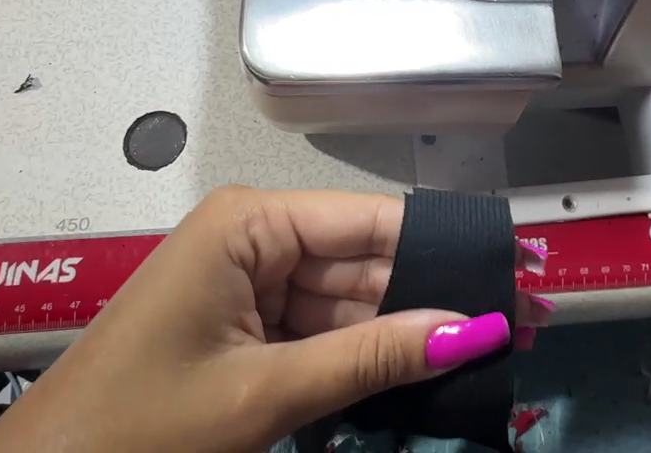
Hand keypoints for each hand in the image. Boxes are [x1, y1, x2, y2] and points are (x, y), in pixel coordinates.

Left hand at [0, 186, 539, 452]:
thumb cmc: (137, 430)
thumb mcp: (264, 393)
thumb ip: (371, 357)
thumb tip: (469, 330)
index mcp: (252, 222)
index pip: (370, 220)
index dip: (444, 245)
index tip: (510, 265)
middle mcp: (256, 235)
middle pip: (366, 260)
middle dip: (434, 295)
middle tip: (514, 318)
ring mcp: (251, 281)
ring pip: (349, 300)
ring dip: (407, 329)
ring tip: (485, 346)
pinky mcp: (246, 323)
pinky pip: (321, 330)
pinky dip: (365, 355)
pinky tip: (423, 366)